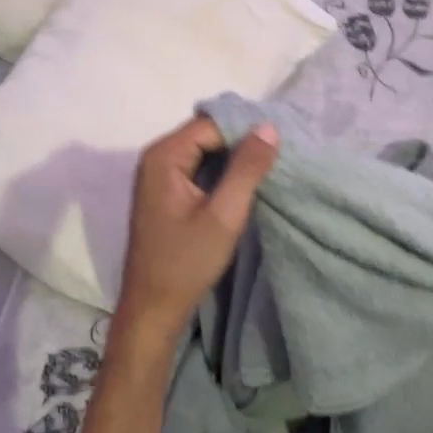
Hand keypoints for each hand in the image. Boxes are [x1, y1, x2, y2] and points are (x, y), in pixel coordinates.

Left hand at [115, 116, 277, 341]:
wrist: (153, 308)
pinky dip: (221, 172)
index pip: (212, 124)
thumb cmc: (186, 263)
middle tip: (277, 156)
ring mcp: (158, 175)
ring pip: (204, 150)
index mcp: (163, 156)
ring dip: (233, 158)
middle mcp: (156, 157)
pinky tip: (244, 183)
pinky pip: (198, 167)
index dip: (245, 130)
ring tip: (267, 167)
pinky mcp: (165, 191)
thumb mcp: (224, 215)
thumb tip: (268, 127)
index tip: (278, 145)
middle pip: (206, 133)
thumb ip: (247, 168)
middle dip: (240, 142)